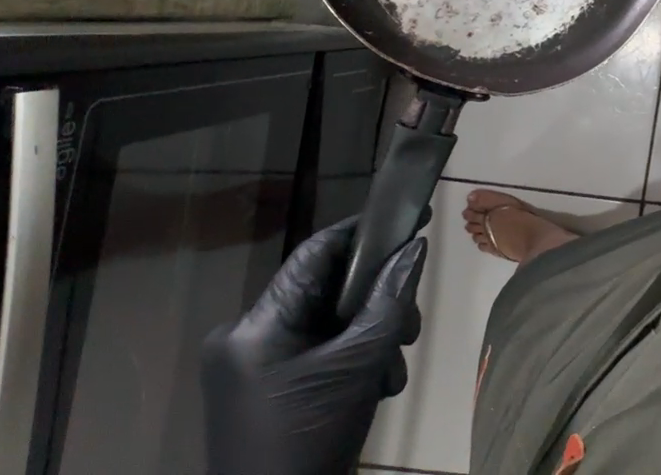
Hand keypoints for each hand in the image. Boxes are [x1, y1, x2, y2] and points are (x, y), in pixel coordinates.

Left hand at [200, 217, 426, 474]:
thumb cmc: (309, 441)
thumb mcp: (359, 366)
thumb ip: (389, 300)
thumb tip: (414, 248)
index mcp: (256, 327)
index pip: (316, 253)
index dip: (365, 231)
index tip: (411, 218)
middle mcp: (246, 338)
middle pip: (327, 291)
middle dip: (378, 302)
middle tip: (410, 329)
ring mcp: (252, 367)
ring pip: (328, 324)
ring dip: (371, 337)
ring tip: (392, 368)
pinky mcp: (265, 390)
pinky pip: (317, 352)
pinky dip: (352, 359)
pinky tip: (375, 385)